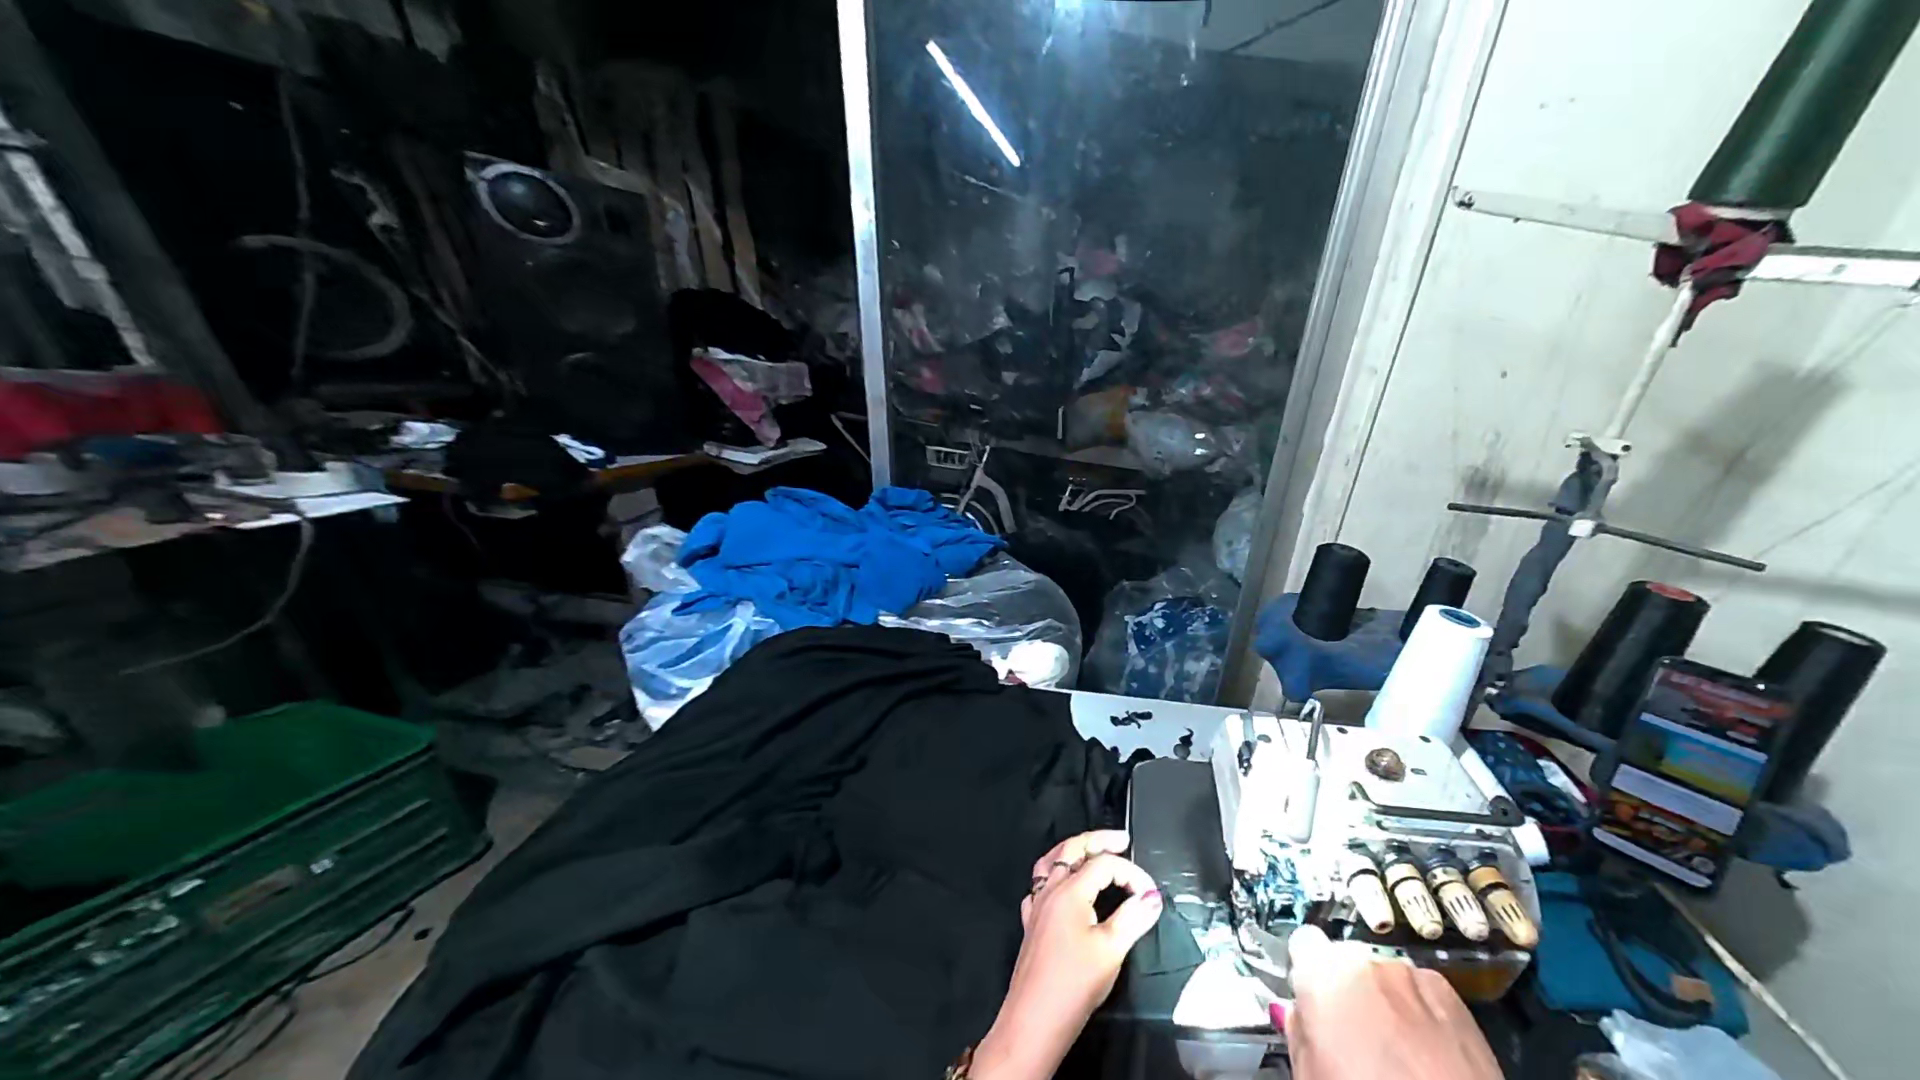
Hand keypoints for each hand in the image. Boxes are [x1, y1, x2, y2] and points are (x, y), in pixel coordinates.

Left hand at [972, 831, 1162, 1079]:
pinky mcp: (1030, 922)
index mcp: (1069, 891)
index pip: (1103, 864)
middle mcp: (1050, 890)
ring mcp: (1036, 905)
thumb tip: (1152, 896)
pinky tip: (1063, 888)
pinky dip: (1054, 876)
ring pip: (1052, 862)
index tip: (1151, 893)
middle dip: (1098, 840)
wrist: (1035, 1018)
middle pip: (1072, 849)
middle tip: (1122, 839)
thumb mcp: (1111, 950)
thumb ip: (1133, 918)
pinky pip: (1040, 886)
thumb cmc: (1075, 983)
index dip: (1131, 872)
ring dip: (1073, 852)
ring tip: (1092, 851)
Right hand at [1283, 925, 1500, 1079]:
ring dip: (1385, 1001)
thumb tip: (1303, 1014)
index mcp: (1322, 973)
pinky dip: (1421, 1014)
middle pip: (1346, 960)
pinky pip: (1422, 994)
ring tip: (1398, 1053)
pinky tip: (1427, 1056)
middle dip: (1348, 989)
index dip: (1307, 972)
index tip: (1313, 999)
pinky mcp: (1455, 1000)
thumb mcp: (1308, 1074)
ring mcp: (1412, 977)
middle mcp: (1366, 962)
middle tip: (1357, 1038)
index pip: (1303, 943)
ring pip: (1386, 977)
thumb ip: (1298, 1029)